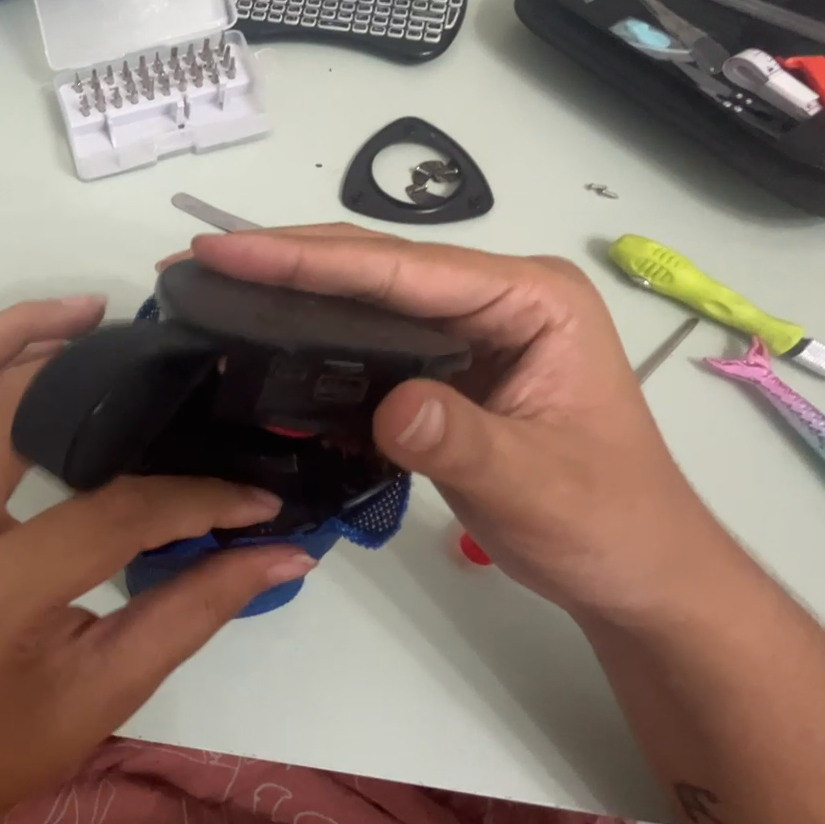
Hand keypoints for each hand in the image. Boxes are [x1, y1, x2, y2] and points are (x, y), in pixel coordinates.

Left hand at [0, 296, 314, 823]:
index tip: (250, 495)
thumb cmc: (11, 738)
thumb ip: (197, 608)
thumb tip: (281, 548)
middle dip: (86, 372)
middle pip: (8, 415)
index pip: (104, 515)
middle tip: (151, 351)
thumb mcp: (112, 687)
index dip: (189, 498)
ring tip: (83, 312)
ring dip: (10, 333)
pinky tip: (32, 347)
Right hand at [185, 227, 746, 624]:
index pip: (398, 268)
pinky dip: (302, 330)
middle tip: (193, 262)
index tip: (221, 253)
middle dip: (278, 260)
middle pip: (368, 263)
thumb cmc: (605, 523)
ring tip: (207, 287)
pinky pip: (357, 333)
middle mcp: (490, 295)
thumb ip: (464, 442)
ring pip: (356, 292)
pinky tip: (255, 330)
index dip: (303, 259)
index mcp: (527, 299)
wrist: (631, 570)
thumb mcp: (537, 488)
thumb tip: (390, 406)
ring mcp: (462, 326)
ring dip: (281, 289)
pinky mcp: (436, 360)